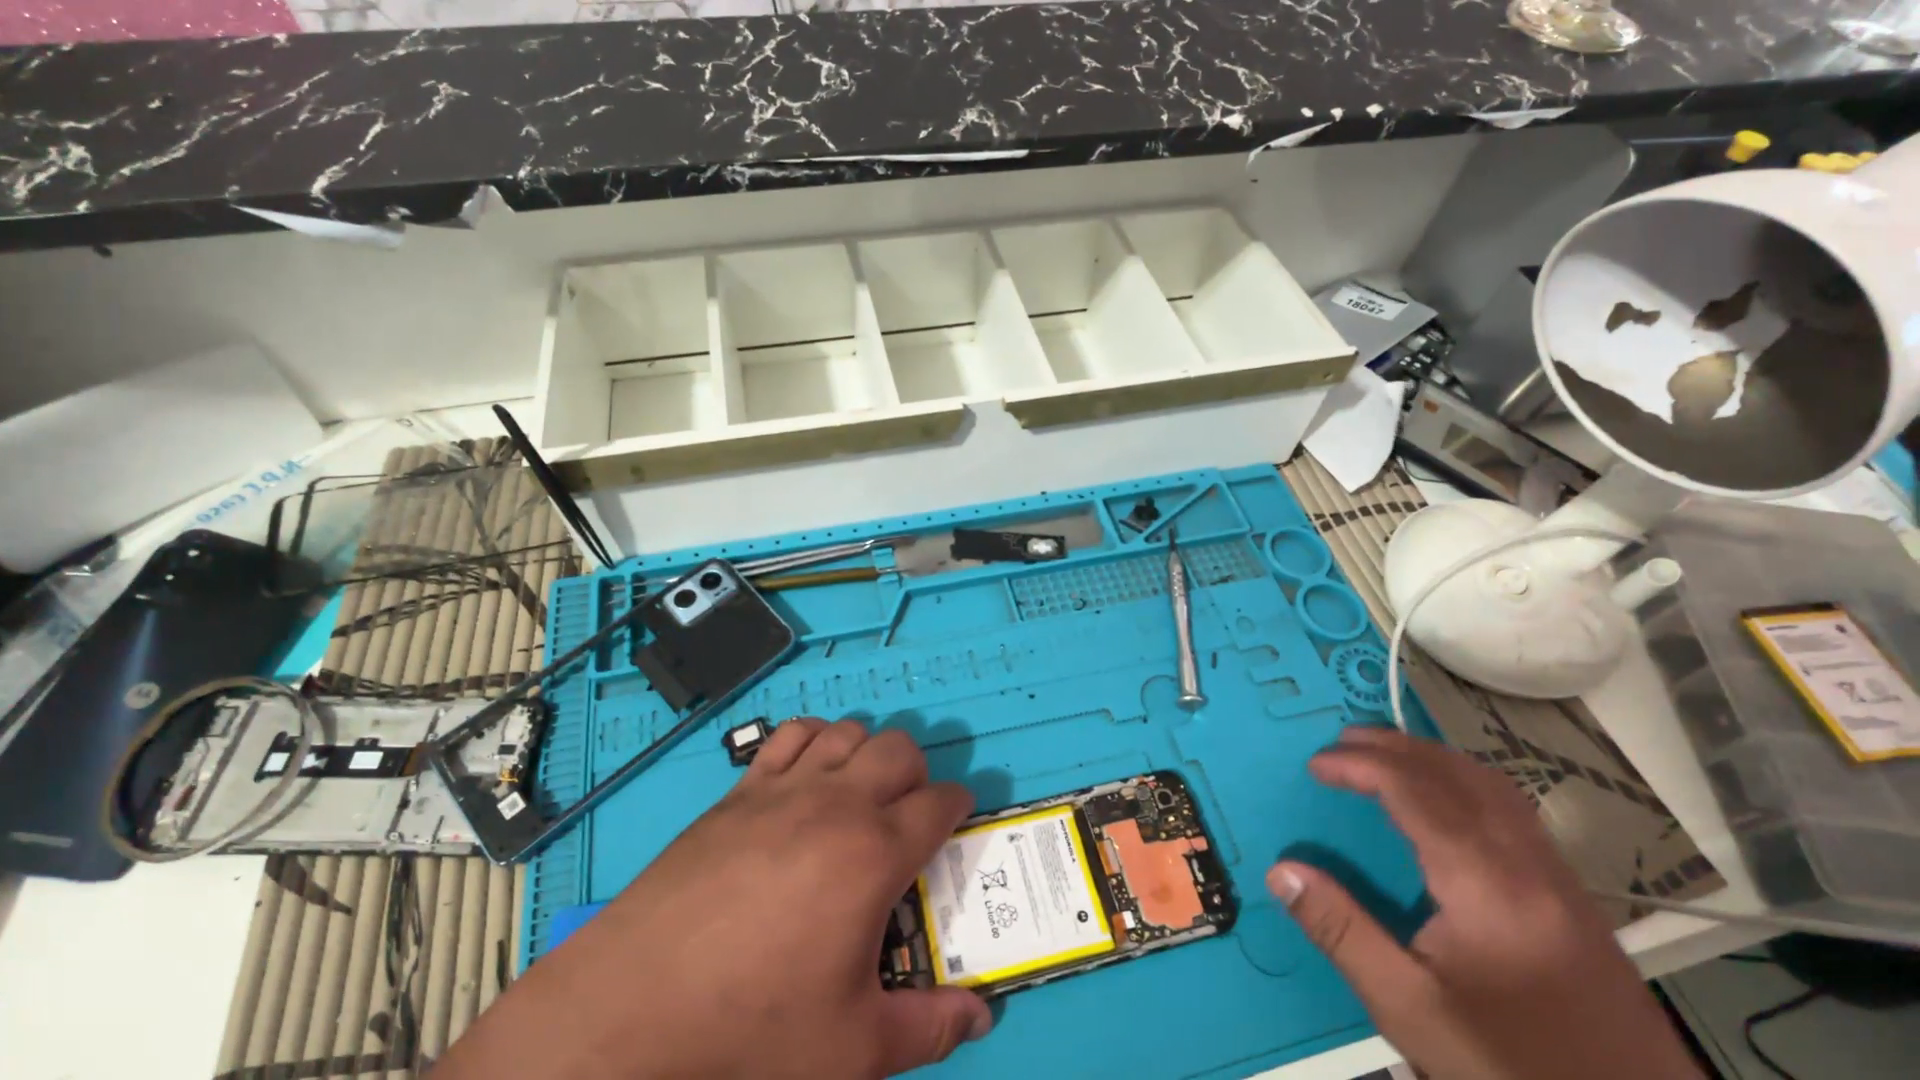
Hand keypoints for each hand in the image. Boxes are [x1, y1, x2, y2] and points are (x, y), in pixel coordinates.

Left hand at [436, 717, 990, 1079]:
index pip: (940, 802)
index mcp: (874, 854)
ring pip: (844, 731)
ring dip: (864, 752)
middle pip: (898, 748)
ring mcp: (779, 791)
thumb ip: (930, 1029)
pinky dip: (810, 740)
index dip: (959, 806)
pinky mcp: (735, 794)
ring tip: (858, 794)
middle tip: (909, 814)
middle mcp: (834, 805)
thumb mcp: (855, 1046)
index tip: (956, 822)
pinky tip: (804, 776)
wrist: (634, 1009)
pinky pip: (786, 737)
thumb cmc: (753, 1025)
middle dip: (917, 772)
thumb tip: (980, 1019)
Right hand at [1268, 727, 1701, 1079]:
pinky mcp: (1575, 897)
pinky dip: (1469, 783)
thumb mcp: (1407, 1006)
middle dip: (1397, 748)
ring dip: (1436, 759)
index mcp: (1484, 882)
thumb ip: (1343, 932)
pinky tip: (1451, 804)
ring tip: (1389, 757)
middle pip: (1459, 775)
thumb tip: (1282, 871)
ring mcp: (1559, 877)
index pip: (1416, 792)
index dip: (1362, 766)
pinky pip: (1516, 811)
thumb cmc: (1504, 1059)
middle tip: (1344, 741)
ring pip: (1496, 787)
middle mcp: (1527, 862)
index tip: (1316, 763)